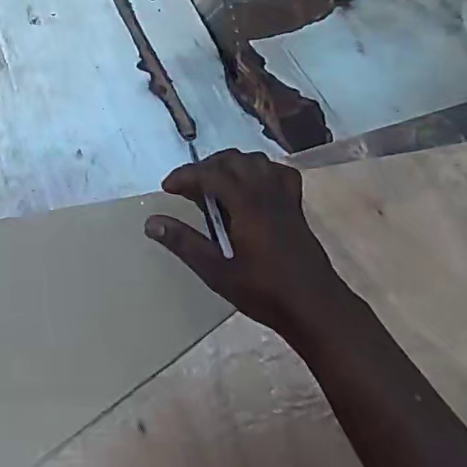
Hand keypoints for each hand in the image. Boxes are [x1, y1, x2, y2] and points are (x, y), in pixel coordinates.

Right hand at [145, 149, 362, 344]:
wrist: (315, 306)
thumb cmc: (264, 291)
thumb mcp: (217, 271)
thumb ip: (185, 243)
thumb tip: (152, 223)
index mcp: (246, 203)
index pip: (211, 173)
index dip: (186, 175)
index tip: (168, 187)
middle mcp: (266, 191)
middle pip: (233, 159)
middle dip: (206, 167)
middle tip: (188, 187)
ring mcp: (285, 196)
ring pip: (255, 161)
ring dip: (231, 165)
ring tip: (214, 185)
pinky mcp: (296, 206)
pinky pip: (278, 173)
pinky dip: (260, 170)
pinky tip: (251, 187)